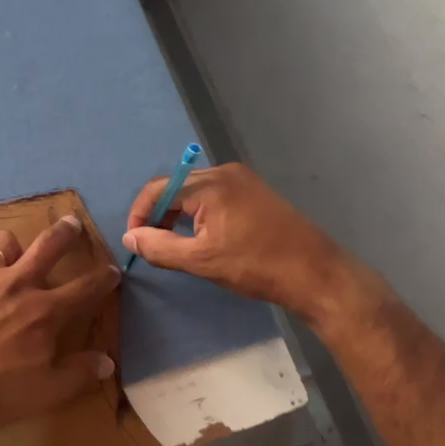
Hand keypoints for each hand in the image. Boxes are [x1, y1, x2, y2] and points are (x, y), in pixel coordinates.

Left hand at [0, 214, 121, 443]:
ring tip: (10, 256)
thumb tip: (108, 362)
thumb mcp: (48, 391)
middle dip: (65, 232)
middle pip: (48, 245)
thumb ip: (80, 373)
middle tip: (71, 224)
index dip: (104, 278)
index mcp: (45, 311)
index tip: (113, 271)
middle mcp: (16, 284)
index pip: (85, 287)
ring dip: (10, 248)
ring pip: (1, 242)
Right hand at [122, 163, 386, 324]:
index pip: (159, 189)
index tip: (135, 242)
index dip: (139, 214)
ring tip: (177, 246)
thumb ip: (159, 247)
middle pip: (176, 187)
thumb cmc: (256, 266)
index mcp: (210, 184)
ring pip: (195, 192)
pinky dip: (200, 214)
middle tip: (154, 246)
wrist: (315, 272)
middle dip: (159, 215)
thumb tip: (130, 238)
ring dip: (179, 216)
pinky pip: (214, 196)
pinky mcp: (255, 193)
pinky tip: (205, 239)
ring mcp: (243, 181)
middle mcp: (225, 173)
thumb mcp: (200, 261)